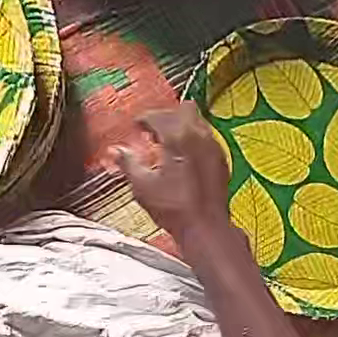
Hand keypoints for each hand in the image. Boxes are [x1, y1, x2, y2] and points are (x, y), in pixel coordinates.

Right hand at [116, 102, 232, 241]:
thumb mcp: (142, 186)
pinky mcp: (221, 160)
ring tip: (167, 141)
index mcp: (177, 137)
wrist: (204, 227)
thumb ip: (128, 164)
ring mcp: (213, 147)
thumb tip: (116, 152)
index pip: (158, 115)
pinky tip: (184, 156)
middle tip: (151, 129)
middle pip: (182, 110)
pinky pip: (206, 137)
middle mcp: (199, 136)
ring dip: (181, 125)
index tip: (136, 125)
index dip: (143, 119)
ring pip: (198, 121)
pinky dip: (193, 139)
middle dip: (165, 116)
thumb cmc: (175, 209)